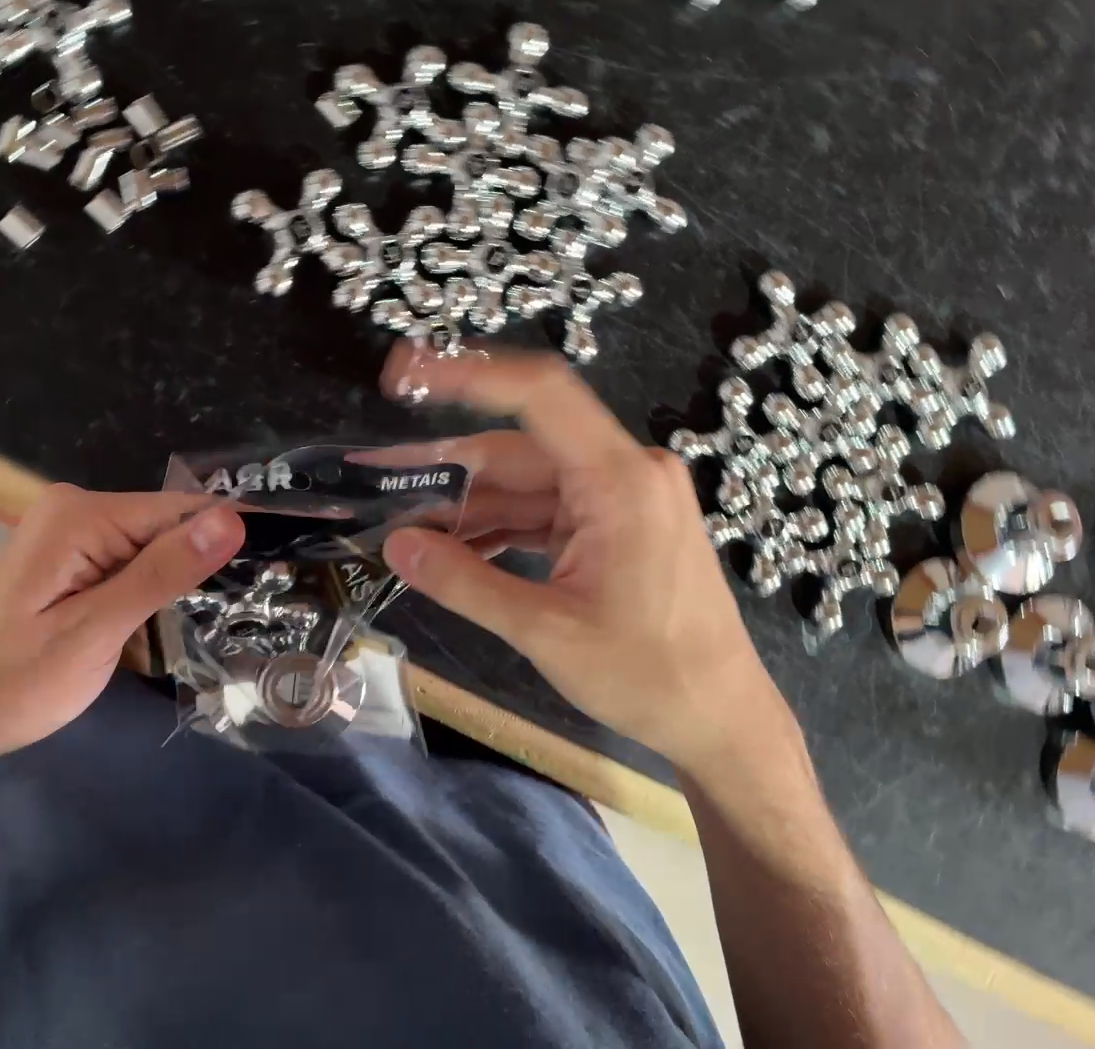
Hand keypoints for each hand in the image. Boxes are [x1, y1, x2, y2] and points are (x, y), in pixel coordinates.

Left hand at [0, 485, 243, 787]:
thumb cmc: (15, 683)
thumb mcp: (97, 631)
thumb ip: (163, 573)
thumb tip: (231, 520)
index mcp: (78, 516)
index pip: (180, 510)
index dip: (226, 541)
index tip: (275, 574)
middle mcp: (71, 510)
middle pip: (165, 525)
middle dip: (200, 565)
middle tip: (241, 615)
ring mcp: (64, 535)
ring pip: (149, 546)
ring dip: (175, 581)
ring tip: (213, 622)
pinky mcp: (62, 560)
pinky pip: (125, 561)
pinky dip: (148, 589)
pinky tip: (162, 621)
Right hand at [379, 344, 792, 777]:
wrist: (721, 718)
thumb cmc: (648, 676)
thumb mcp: (544, 632)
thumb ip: (464, 582)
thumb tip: (396, 545)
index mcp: (619, 480)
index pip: (538, 396)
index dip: (466, 375)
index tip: (404, 376)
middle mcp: (623, 472)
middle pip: (516, 452)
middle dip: (443, 471)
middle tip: (373, 480)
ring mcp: (619, 499)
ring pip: (523, 486)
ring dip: (465, 507)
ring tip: (400, 524)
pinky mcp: (612, 526)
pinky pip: (541, 513)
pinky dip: (497, 529)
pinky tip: (451, 550)